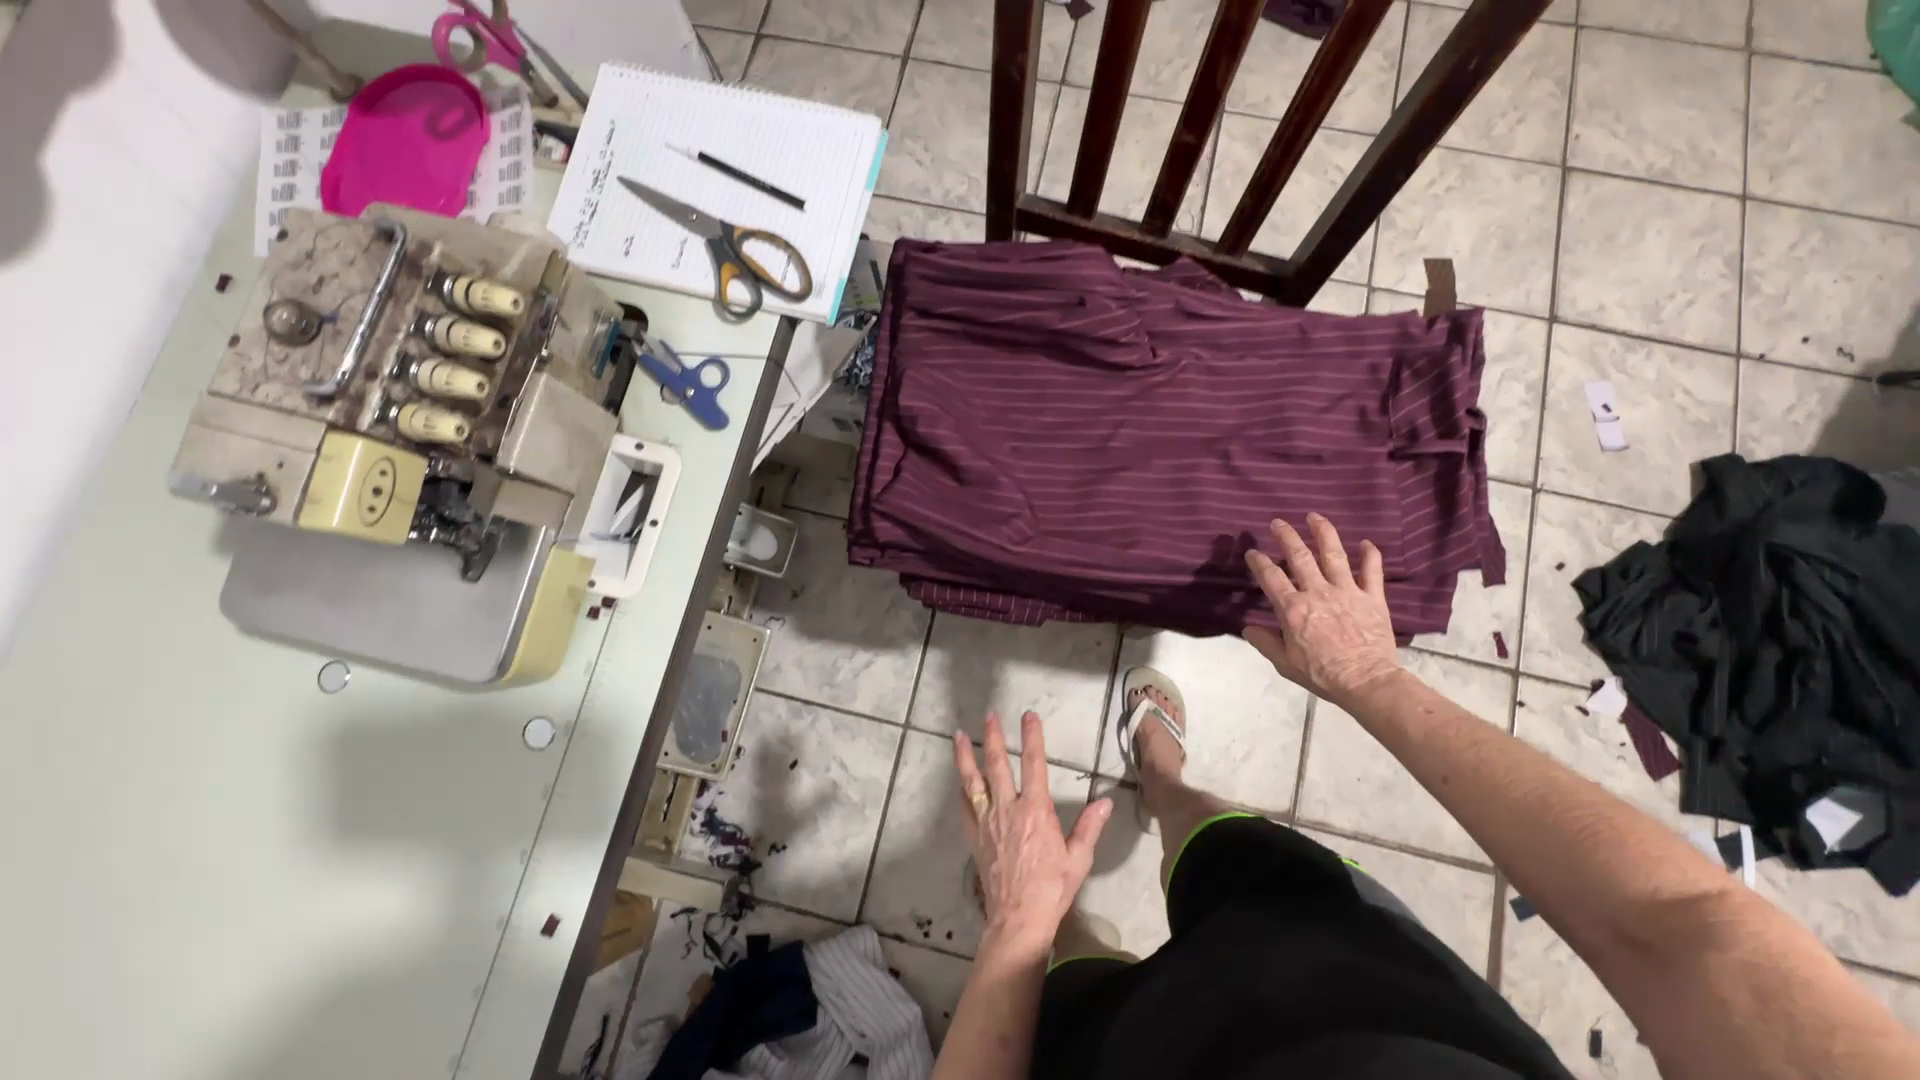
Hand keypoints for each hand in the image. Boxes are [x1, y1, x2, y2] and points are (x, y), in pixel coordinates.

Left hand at [952, 712, 1111, 954]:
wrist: (1018, 918)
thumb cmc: (1052, 888)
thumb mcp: (1078, 858)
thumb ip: (1090, 826)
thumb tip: (1105, 802)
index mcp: (1035, 810)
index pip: (1034, 764)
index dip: (1032, 737)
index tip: (1029, 716)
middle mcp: (1008, 809)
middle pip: (998, 764)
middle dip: (994, 737)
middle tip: (989, 715)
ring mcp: (987, 822)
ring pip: (974, 781)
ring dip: (967, 756)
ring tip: (960, 735)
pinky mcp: (974, 837)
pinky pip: (965, 807)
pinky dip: (962, 790)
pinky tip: (960, 780)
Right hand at [1242, 513, 1400, 703]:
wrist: (1365, 681)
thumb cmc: (1321, 674)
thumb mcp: (1284, 663)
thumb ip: (1265, 642)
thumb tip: (1248, 628)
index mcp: (1293, 609)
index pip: (1271, 577)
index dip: (1260, 562)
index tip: (1253, 552)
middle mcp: (1317, 592)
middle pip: (1300, 557)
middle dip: (1287, 536)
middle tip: (1278, 522)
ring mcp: (1347, 592)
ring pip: (1334, 555)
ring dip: (1323, 533)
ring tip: (1315, 517)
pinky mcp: (1372, 598)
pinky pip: (1372, 571)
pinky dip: (1371, 555)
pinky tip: (1367, 543)